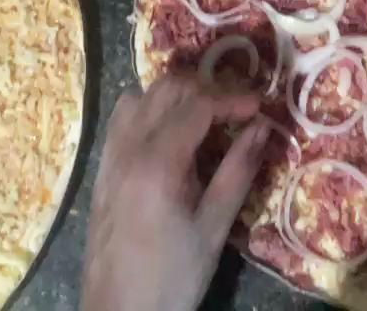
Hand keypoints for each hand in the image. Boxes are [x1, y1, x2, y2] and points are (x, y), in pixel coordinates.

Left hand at [83, 76, 269, 310]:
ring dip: (176, 95)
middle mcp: (129, 146)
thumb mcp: (214, 228)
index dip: (233, 99)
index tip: (260, 107)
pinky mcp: (102, 168)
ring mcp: (110, 155)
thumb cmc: (172, 278)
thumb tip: (263, 127)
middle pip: (169, 88)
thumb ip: (238, 170)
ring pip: (142, 95)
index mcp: (158, 161)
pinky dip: (150, 108)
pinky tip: (169, 133)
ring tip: (205, 116)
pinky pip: (123, 117)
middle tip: (236, 109)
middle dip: (206, 89)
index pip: (199, 104)